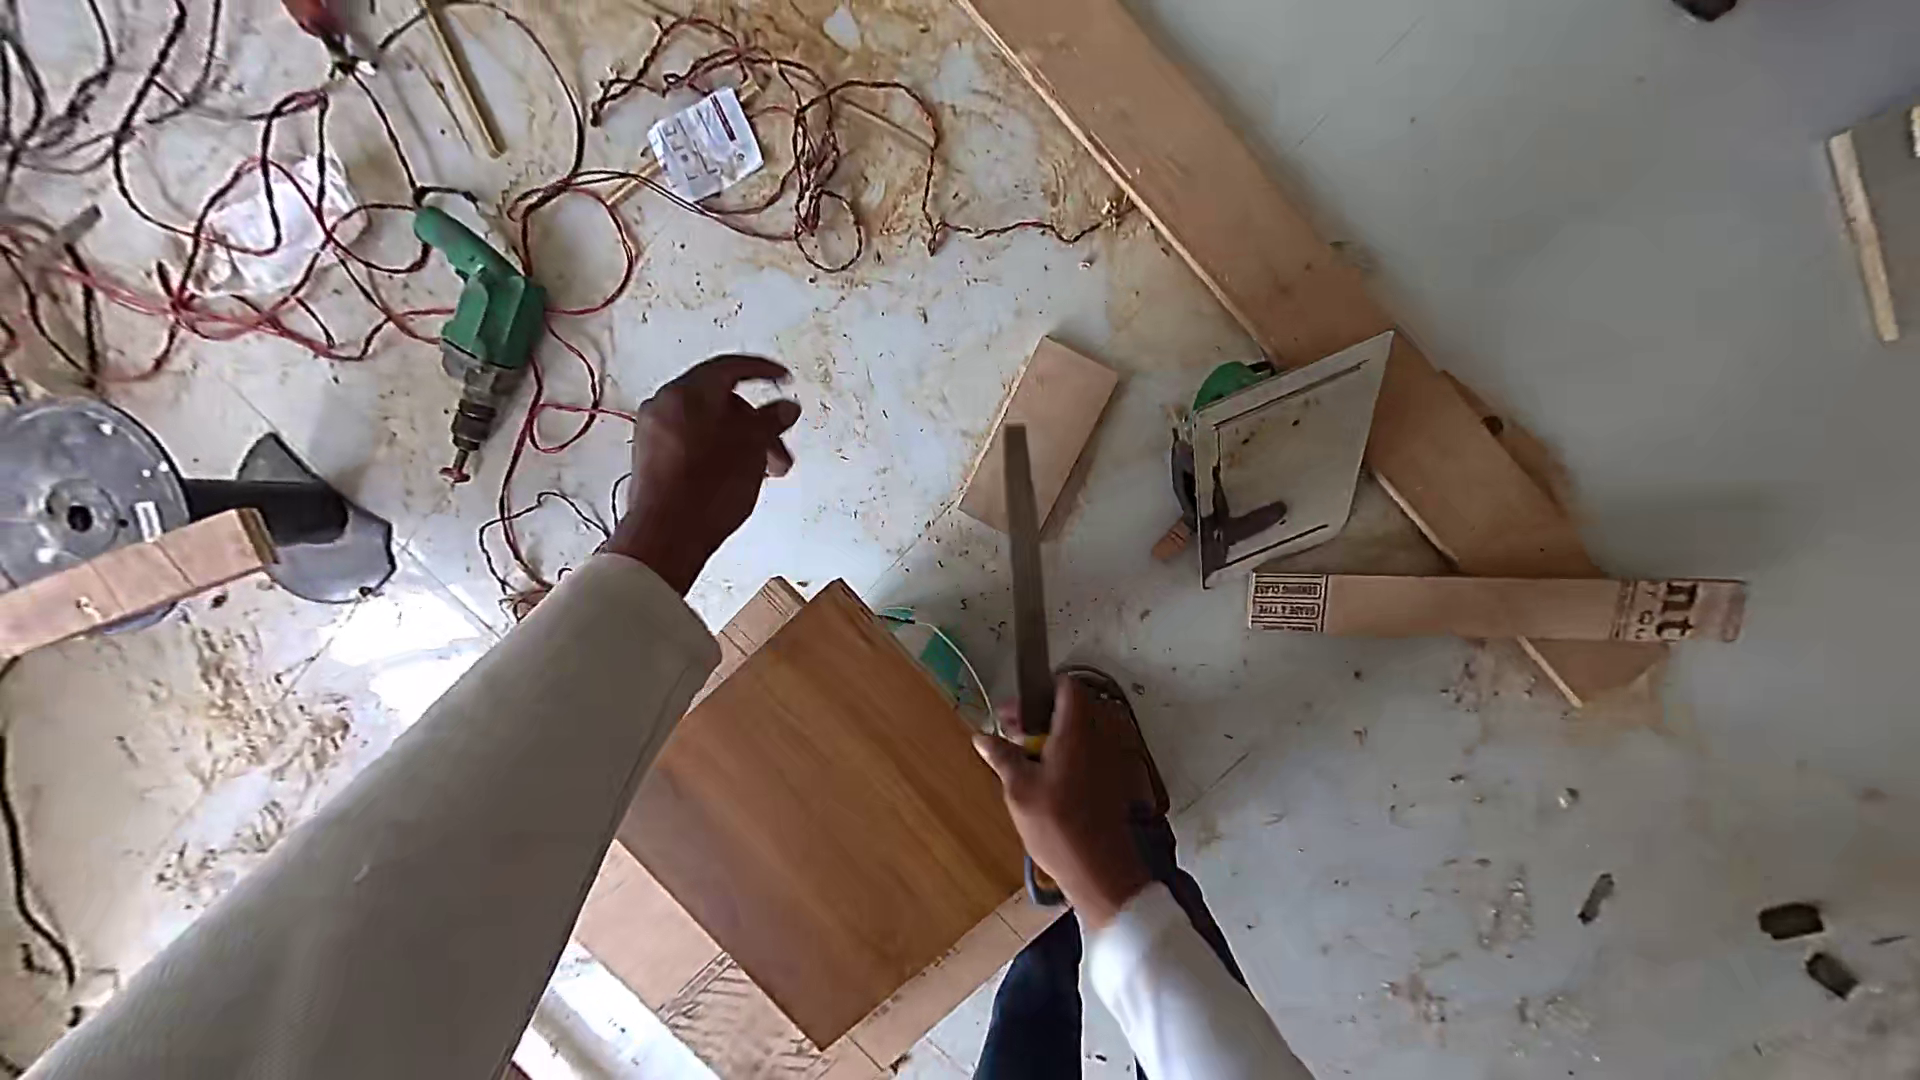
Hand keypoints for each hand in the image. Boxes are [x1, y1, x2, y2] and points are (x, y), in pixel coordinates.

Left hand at [607, 355, 800, 593]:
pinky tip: (737, 474)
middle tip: (778, 445)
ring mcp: (655, 431)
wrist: (668, 535)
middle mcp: (666, 405)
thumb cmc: (708, 489)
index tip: (782, 378)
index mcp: (688, 393)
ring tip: (763, 469)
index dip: (762, 371)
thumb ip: (770, 420)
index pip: (730, 368)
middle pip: (720, 400)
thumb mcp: (752, 448)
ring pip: (708, 423)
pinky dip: (719, 448)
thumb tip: (785, 407)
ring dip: (741, 440)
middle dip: (756, 421)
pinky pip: (693, 440)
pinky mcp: (652, 457)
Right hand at [973, 675, 1151, 929]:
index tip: (1019, 705)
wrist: (1102, 872)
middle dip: (1039, 714)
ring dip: (1052, 735)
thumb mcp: (1019, 789)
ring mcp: (1108, 759)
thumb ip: (1002, 756)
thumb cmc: (1060, 828)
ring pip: (1078, 731)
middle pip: (1071, 707)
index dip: (1042, 686)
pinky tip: (1044, 778)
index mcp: (1075, 732)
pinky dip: (1066, 754)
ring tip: (1024, 757)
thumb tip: (982, 737)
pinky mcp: (1111, 780)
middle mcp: (1098, 738)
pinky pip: (1087, 752)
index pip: (1067, 686)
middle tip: (1013, 732)